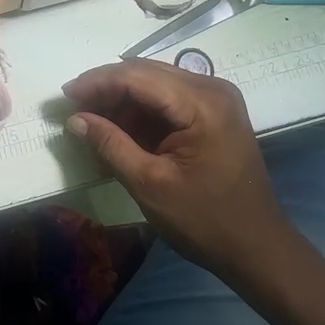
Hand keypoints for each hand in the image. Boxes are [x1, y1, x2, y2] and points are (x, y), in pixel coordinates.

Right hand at [64, 60, 289, 278]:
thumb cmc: (205, 221)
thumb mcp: (150, 185)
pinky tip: (119, 127)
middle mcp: (212, 88)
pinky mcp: (214, 113)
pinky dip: (142, 110)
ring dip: (123, 99)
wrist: (259, 250)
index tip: (66, 95)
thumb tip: (75, 119)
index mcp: (202, 102)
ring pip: (156, 84)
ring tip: (91, 119)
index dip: (98, 82)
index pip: (138, 76)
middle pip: (147, 74)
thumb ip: (111, 146)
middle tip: (74, 107)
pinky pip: (169, 99)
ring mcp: (216, 99)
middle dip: (108, 89)